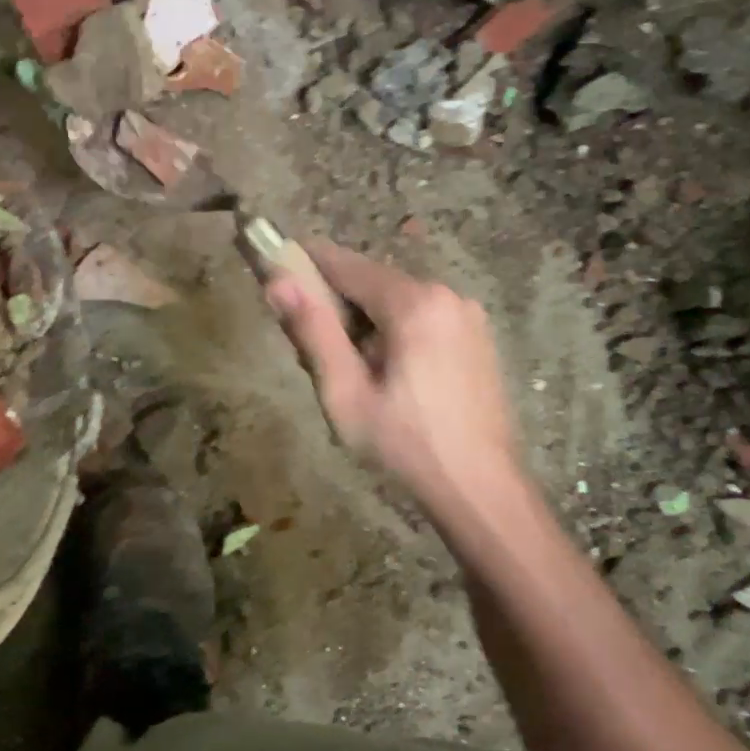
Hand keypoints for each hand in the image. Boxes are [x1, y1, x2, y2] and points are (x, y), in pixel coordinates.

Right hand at [266, 240, 525, 515]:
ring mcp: (466, 314)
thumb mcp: (343, 391)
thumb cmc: (403, 443)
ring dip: (359, 320)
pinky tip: (381, 374)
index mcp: (413, 303)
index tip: (269, 276)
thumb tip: (277, 280)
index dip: (301, 264)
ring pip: (391, 298)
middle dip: (332, 303)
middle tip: (309, 352)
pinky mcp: (474, 335)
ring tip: (345, 371)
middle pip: (368, 279)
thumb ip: (311, 331)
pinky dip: (388, 330)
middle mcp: (445, 294)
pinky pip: (417, 315)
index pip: (342, 262)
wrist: (480, 488)